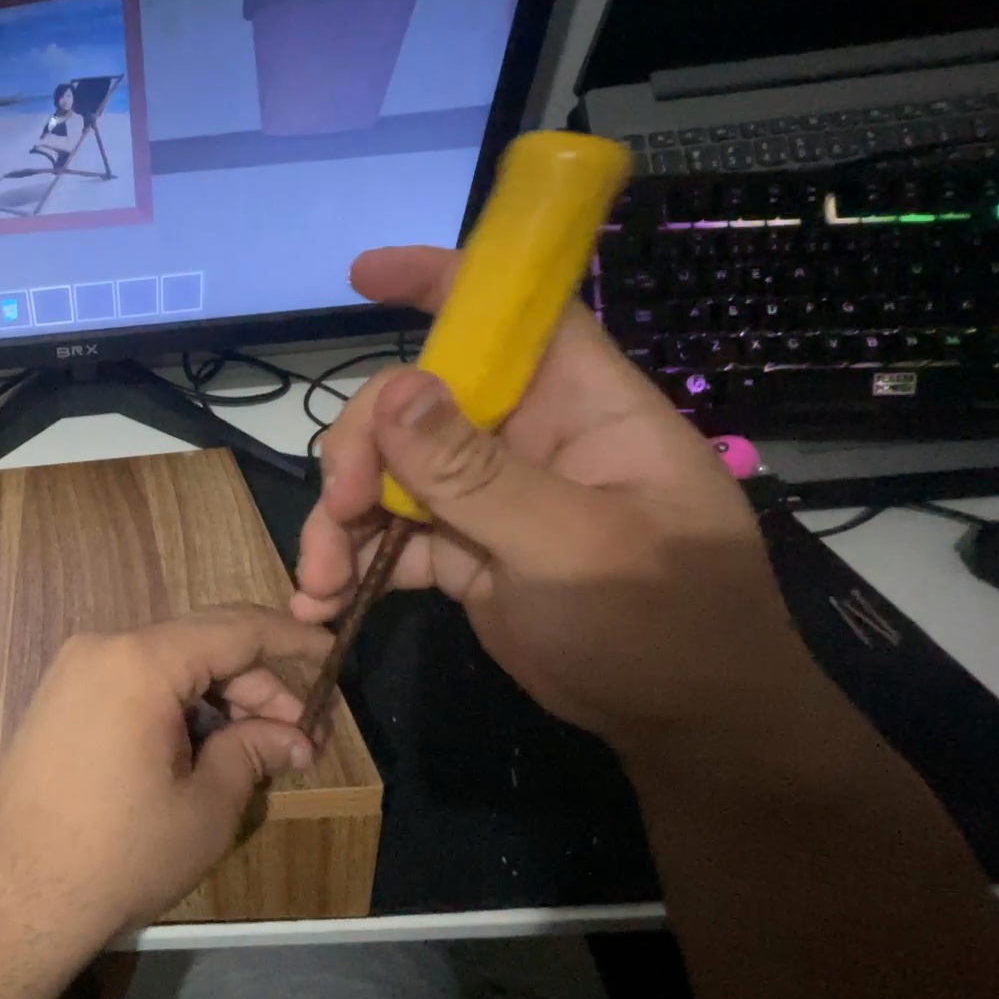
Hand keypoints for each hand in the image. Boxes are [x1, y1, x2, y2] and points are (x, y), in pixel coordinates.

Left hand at [0, 607, 330, 998]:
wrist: (12, 894)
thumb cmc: (118, 852)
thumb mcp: (204, 807)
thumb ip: (253, 752)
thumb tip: (293, 736)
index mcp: (140, 660)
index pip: (233, 629)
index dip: (289, 640)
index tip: (331, 655)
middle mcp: (102, 648)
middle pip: (198, 644)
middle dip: (255, 683)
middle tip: (298, 736)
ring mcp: (73, 670)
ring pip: (165, 664)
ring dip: (215, 696)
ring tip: (254, 748)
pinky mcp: (59, 698)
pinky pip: (132, 682)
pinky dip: (174, 703)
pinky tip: (201, 746)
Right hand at [293, 247, 818, 746]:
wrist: (678, 723)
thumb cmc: (665, 625)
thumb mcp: (571, 546)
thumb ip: (477, 473)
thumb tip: (393, 393)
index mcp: (578, 408)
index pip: (513, 315)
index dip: (444, 281)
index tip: (365, 275)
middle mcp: (522, 437)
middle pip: (411, 404)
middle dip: (359, 452)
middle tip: (339, 510)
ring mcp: (482, 494)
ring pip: (383, 475)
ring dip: (337, 523)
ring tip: (320, 583)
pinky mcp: (455, 547)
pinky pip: (383, 537)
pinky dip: (347, 565)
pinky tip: (320, 603)